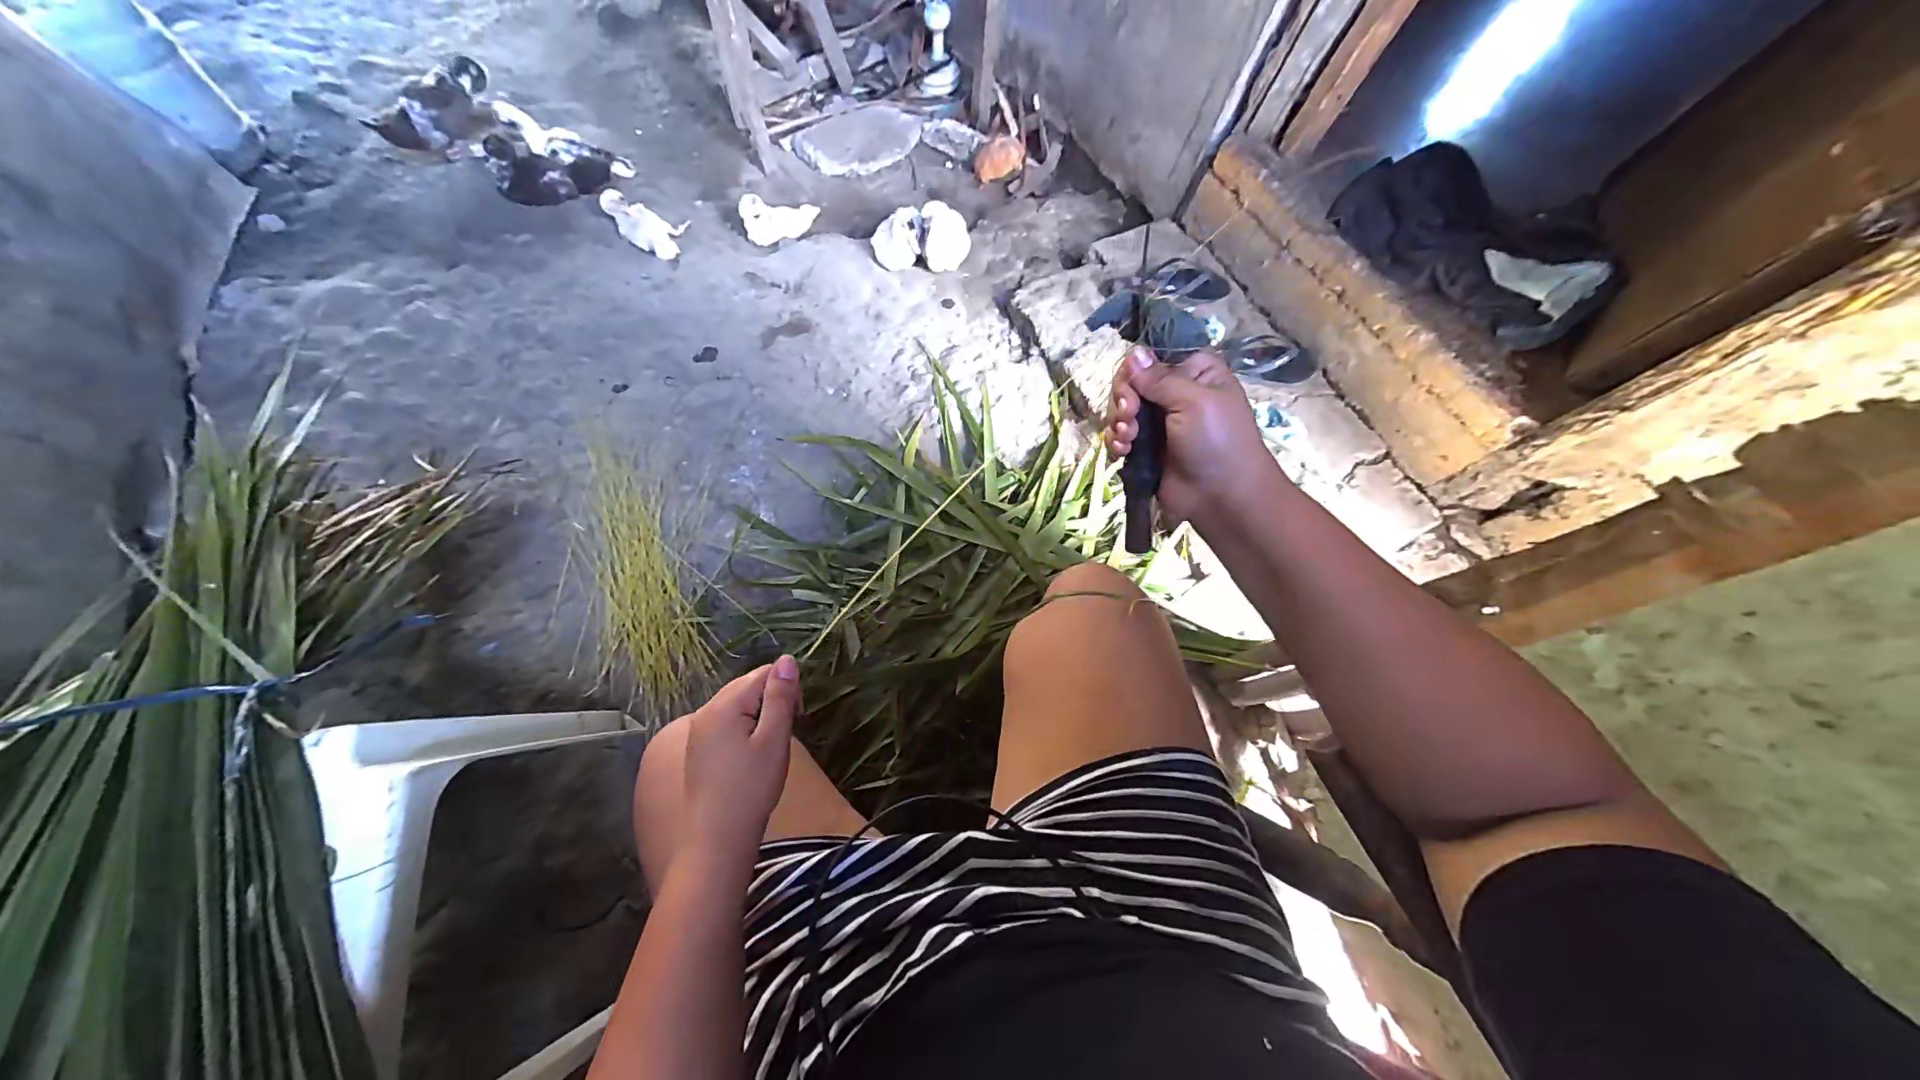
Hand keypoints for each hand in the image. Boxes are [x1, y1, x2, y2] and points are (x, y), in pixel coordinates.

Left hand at [678, 656, 798, 872]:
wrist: (718, 837)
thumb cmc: (752, 787)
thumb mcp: (774, 739)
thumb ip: (780, 697)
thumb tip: (788, 660)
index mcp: (724, 705)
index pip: (762, 674)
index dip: (786, 688)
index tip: (798, 717)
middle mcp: (705, 711)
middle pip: (747, 686)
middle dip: (772, 699)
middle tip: (786, 733)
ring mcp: (698, 731)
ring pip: (737, 704)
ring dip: (759, 714)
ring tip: (772, 745)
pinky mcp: (698, 749)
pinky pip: (726, 723)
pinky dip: (745, 728)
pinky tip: (752, 754)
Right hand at [1105, 346, 1282, 528]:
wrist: (1221, 495)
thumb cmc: (1218, 441)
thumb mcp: (1194, 401)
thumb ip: (1160, 378)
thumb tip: (1132, 353)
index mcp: (1193, 372)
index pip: (1150, 358)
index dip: (1134, 371)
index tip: (1132, 390)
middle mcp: (1173, 393)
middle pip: (1130, 383)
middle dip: (1123, 401)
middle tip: (1130, 418)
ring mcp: (1158, 422)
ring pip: (1121, 410)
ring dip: (1119, 424)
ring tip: (1128, 441)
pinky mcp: (1145, 448)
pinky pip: (1120, 436)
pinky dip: (1117, 442)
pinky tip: (1122, 452)